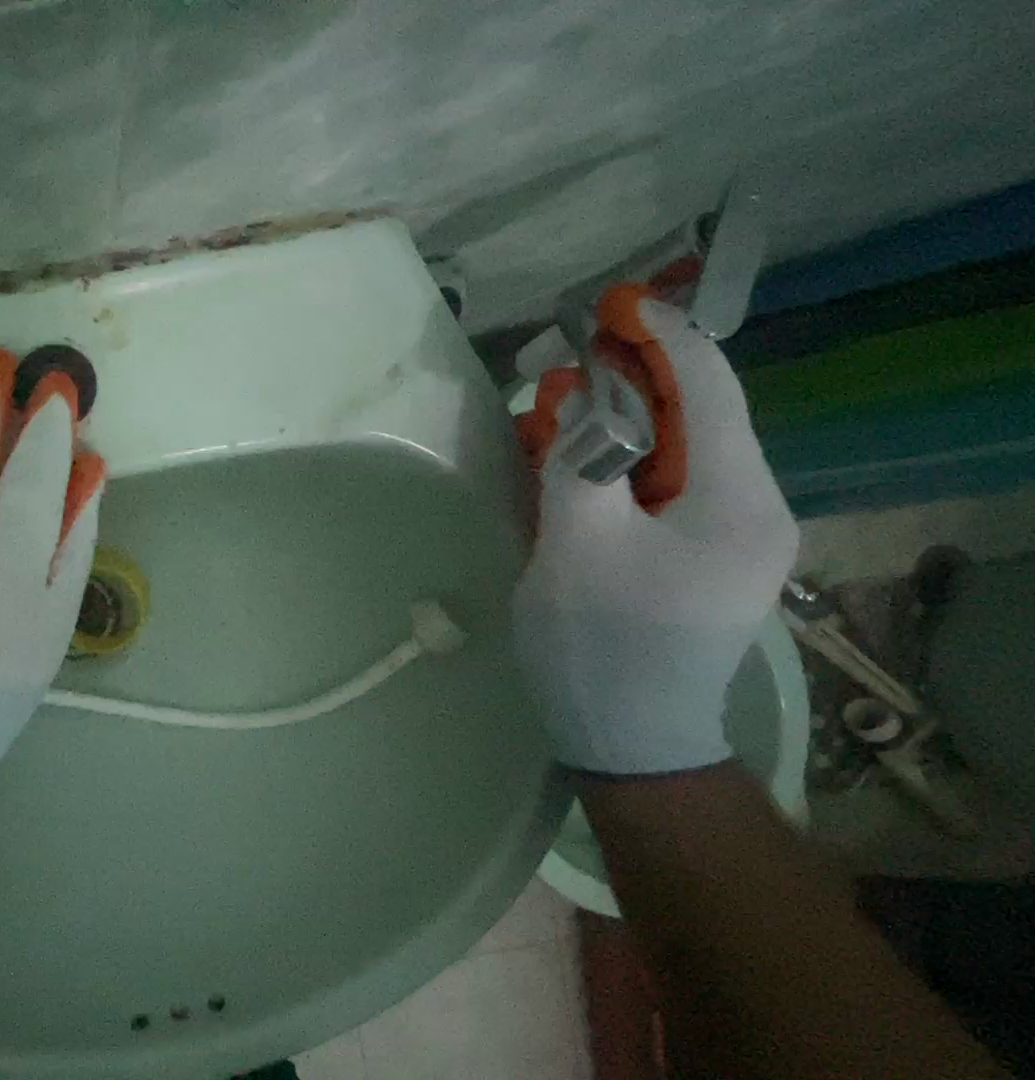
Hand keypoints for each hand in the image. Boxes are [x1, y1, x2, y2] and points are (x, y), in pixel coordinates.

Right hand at [513, 294, 797, 774]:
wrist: (627, 740)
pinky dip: (612, 470)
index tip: (610, 302)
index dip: (659, 339)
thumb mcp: (574, 540)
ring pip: (669, 455)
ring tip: (550, 417)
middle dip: (626, 385)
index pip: (708, 389)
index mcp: (736, 498)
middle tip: (561, 369)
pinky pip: (657, 493)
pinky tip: (567, 466)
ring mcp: (726, 538)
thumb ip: (577, 456)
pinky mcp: (697, 560)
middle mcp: (749, 508)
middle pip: (691, 418)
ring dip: (611, 429)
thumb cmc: (599, 641)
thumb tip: (581, 394)